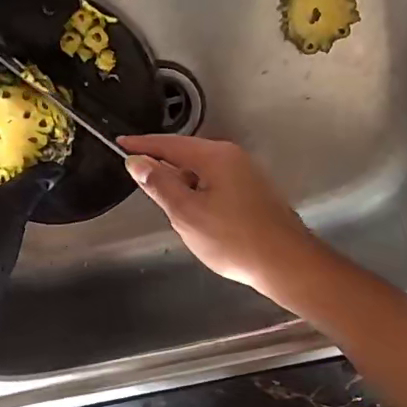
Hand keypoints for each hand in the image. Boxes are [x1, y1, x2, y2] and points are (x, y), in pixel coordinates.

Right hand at [118, 134, 325, 293]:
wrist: (285, 263)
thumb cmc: (235, 240)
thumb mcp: (186, 213)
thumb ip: (160, 185)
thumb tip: (138, 162)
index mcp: (215, 156)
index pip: (169, 143)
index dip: (142, 145)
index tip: (121, 143)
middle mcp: (233, 158)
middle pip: (187, 155)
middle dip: (164, 168)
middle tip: (142, 182)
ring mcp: (246, 175)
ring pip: (202, 173)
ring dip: (183, 186)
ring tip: (173, 211)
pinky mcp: (253, 193)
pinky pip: (217, 185)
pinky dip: (200, 196)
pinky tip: (199, 220)